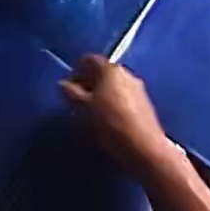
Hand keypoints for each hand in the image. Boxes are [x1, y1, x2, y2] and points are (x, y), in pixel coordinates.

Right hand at [60, 54, 182, 177]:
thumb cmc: (110, 124)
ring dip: (102, 97)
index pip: (88, 60)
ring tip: (94, 116)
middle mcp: (126, 73)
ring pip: (113, 87)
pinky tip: (111, 124)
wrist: (146, 150)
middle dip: (88, 85)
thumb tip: (63, 84)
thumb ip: (71, 93)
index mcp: (109, 68)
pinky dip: (114, 106)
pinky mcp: (146, 106)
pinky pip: (124, 99)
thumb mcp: (83, 109)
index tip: (69, 91)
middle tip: (79, 104)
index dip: (75, 72)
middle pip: (101, 73)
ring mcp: (138, 89)